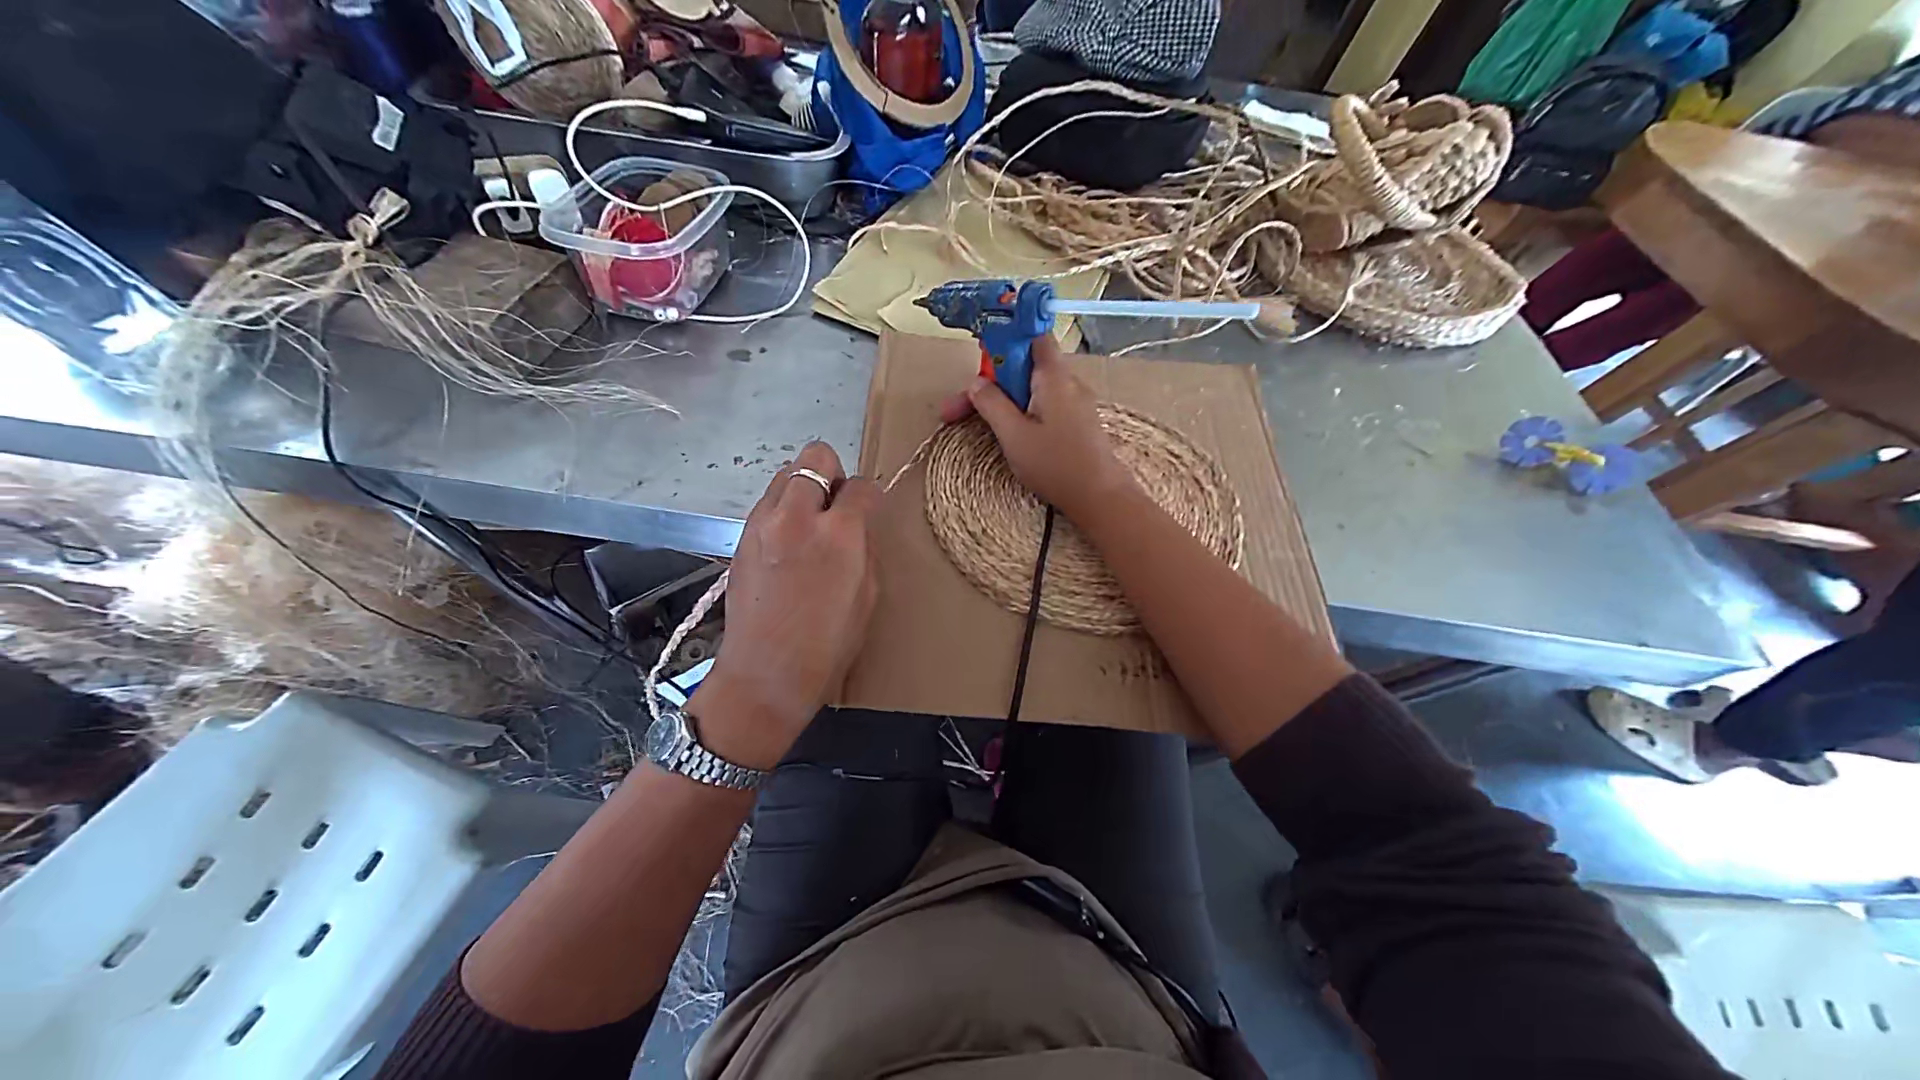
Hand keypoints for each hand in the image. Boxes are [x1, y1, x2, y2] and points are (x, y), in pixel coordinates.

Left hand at [688, 442, 880, 769]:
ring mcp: (763, 523)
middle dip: (832, 474)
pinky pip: (767, 502)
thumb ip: (863, 547)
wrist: (765, 673)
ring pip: (786, 473)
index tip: (868, 510)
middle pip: (815, 457)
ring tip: (809, 524)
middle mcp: (797, 517)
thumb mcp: (867, 594)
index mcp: (838, 534)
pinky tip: (787, 542)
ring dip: (803, 488)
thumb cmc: (827, 645)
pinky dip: (782, 509)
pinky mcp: (741, 536)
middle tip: (836, 507)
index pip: (861, 485)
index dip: (869, 496)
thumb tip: (858, 524)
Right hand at [939, 335, 1133, 520]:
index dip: (1004, 341)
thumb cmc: (1056, 465)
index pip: (1032, 337)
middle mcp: (1068, 383)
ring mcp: (1076, 403)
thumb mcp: (1013, 435)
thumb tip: (977, 382)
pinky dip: (1022, 413)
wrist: (1101, 497)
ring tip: (979, 425)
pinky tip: (1010, 434)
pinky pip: (1045, 406)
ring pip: (1033, 390)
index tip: (978, 363)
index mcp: (1053, 377)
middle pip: (1025, 367)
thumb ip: (992, 404)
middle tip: (958, 411)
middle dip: (991, 384)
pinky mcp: (1078, 423)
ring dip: (1004, 401)